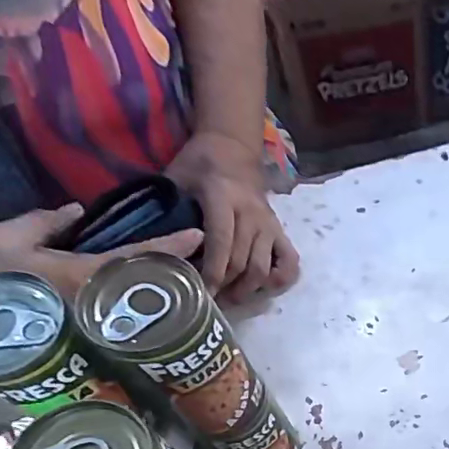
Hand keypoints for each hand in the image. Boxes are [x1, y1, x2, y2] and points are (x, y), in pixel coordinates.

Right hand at [0, 203, 205, 310]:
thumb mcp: (3, 236)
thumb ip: (45, 221)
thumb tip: (79, 209)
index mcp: (82, 274)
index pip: (137, 257)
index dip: (170, 246)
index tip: (200, 236)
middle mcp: (97, 302)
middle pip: (148, 285)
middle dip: (176, 273)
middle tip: (202, 260)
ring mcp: (94, 323)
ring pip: (138, 302)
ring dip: (161, 289)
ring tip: (184, 275)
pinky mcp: (85, 336)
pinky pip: (120, 315)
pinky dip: (137, 303)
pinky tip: (149, 296)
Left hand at [165, 132, 299, 303]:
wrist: (233, 148)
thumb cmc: (199, 164)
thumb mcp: (176, 178)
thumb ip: (169, 210)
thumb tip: (159, 249)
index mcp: (223, 198)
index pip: (221, 243)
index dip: (212, 272)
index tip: (200, 292)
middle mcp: (250, 214)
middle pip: (242, 262)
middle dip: (225, 286)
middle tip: (208, 300)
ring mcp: (268, 224)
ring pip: (262, 269)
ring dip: (246, 289)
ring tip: (229, 299)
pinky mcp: (279, 231)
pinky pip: (289, 262)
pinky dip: (280, 279)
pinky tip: (263, 287)